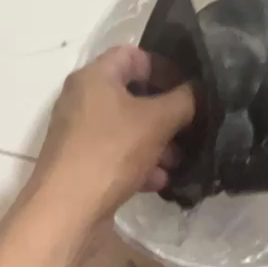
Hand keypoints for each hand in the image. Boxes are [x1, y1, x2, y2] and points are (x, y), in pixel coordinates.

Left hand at [28, 45, 194, 223]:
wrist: (66, 211)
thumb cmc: (110, 153)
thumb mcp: (157, 121)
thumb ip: (185, 100)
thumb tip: (200, 91)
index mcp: (93, 77)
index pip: (133, 55)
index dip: (165, 67)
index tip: (190, 88)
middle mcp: (81, 101)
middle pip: (132, 96)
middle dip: (165, 113)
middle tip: (191, 129)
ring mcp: (79, 135)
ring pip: (127, 130)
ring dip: (157, 143)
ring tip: (179, 162)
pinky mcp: (81, 165)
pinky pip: (116, 156)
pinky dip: (139, 165)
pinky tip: (159, 182)